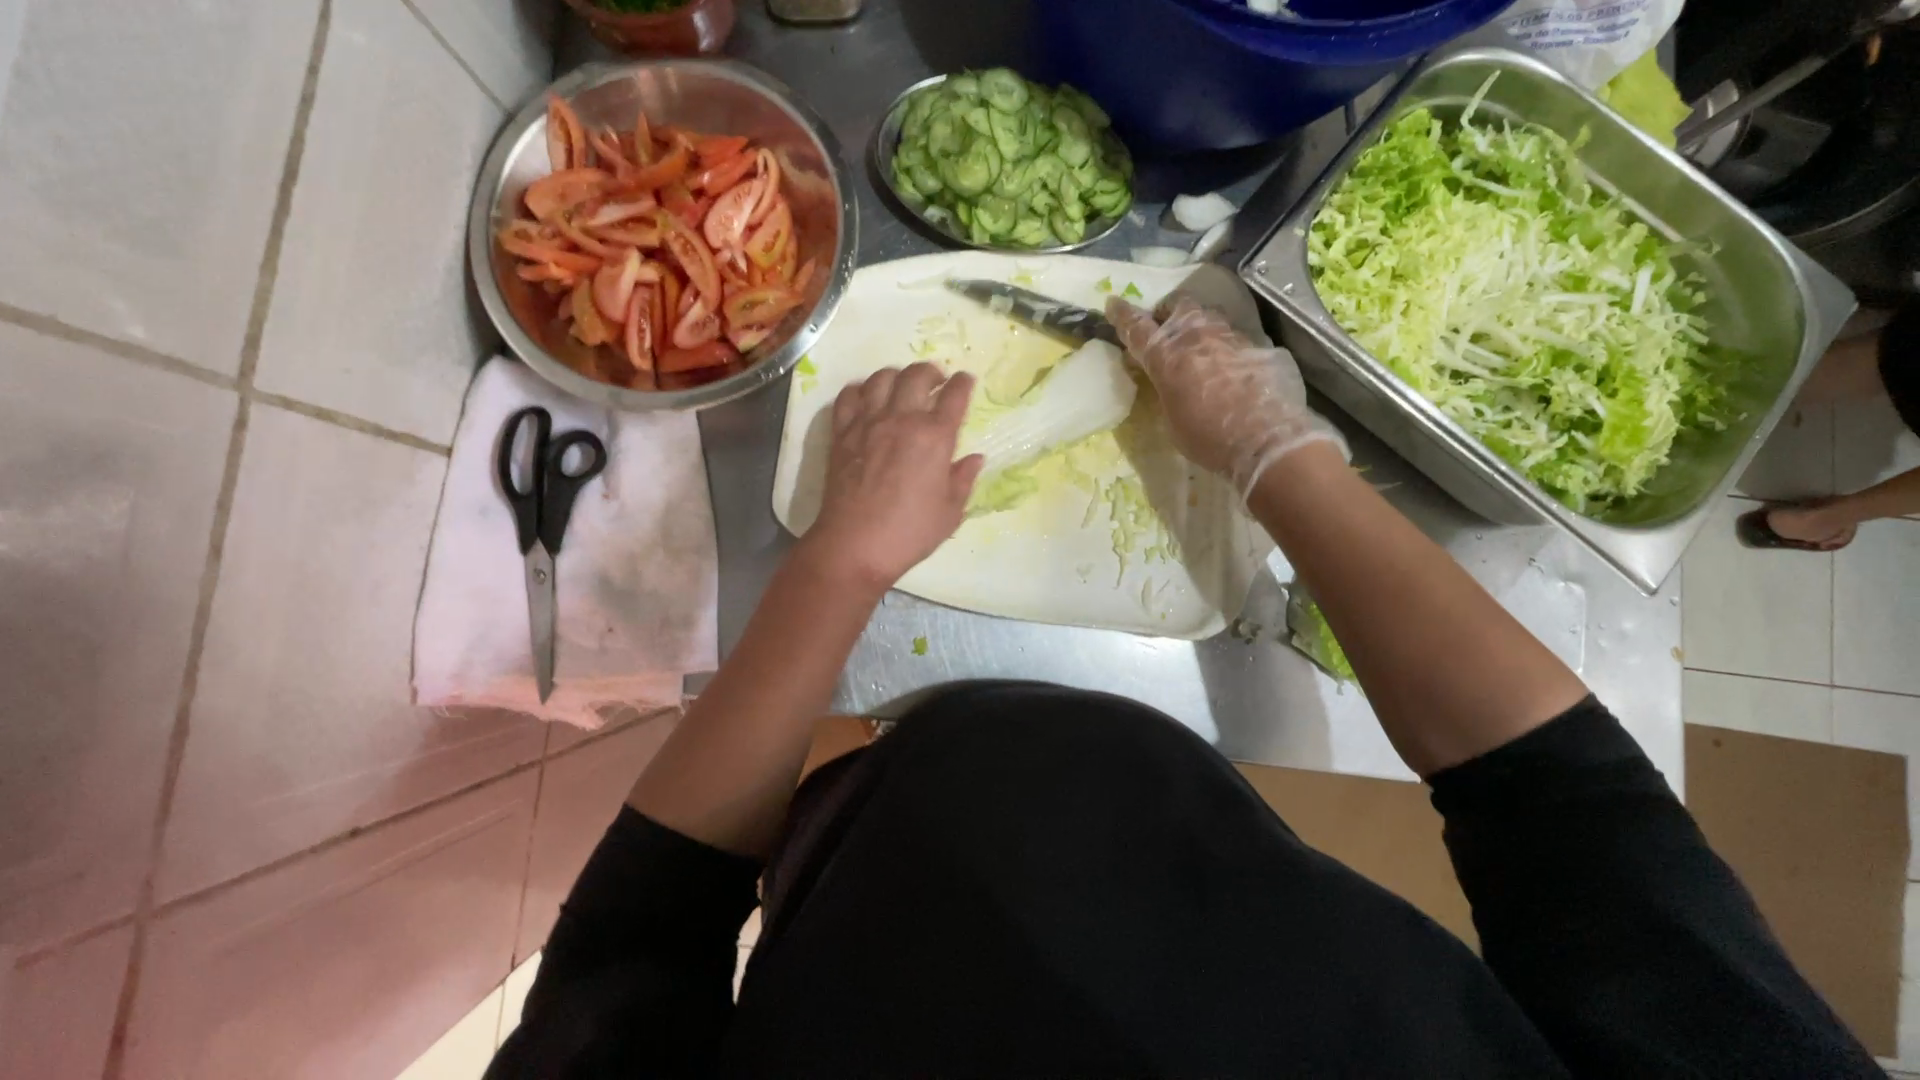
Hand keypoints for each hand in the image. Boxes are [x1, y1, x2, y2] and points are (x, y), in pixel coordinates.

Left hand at [799, 363, 983, 590]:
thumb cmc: (909, 533)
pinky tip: (866, 398)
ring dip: (896, 375)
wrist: (855, 545)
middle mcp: (902, 420)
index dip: (963, 384)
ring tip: (902, 385)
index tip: (966, 382)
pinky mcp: (841, 433)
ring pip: (881, 378)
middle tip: (936, 380)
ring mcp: (867, 423)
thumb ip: (963, 479)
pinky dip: (860, 390)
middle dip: (931, 372)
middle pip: (917, 376)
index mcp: (935, 437)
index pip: (954, 396)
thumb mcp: (950, 512)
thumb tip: (974, 458)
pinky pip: (848, 396)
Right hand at [1107, 296, 1347, 496]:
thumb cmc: (1208, 438)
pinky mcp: (1258, 346)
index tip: (1113, 302)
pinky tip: (1233, 367)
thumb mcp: (1172, 420)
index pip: (1136, 327)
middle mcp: (1196, 337)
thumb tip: (1170, 381)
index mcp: (1166, 357)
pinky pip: (1236, 337)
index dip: (1123, 314)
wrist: (1266, 439)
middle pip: (1178, 305)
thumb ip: (1167, 391)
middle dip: (1169, 311)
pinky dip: (1228, 347)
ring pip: (1210, 316)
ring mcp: (1230, 337)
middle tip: (1167, 326)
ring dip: (1200, 326)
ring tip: (1201, 344)